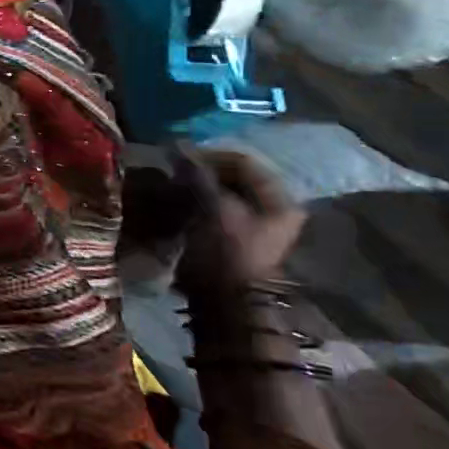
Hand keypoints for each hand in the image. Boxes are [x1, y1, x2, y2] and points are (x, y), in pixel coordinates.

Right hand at [173, 150, 305, 300]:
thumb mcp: (212, 209)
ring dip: (195, 187)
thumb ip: (198, 176)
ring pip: (222, 192)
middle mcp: (274, 207)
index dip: (208, 156)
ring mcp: (256, 224)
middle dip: (200, 172)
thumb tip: (177, 147)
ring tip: (170, 189)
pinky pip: (215, 208)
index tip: (176, 159)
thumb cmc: (225, 252)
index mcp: (278, 199)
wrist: (225, 302)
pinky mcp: (236, 236)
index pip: (242, 161)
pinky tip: (177, 205)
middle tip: (171, 174)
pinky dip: (196, 202)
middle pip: (232, 176)